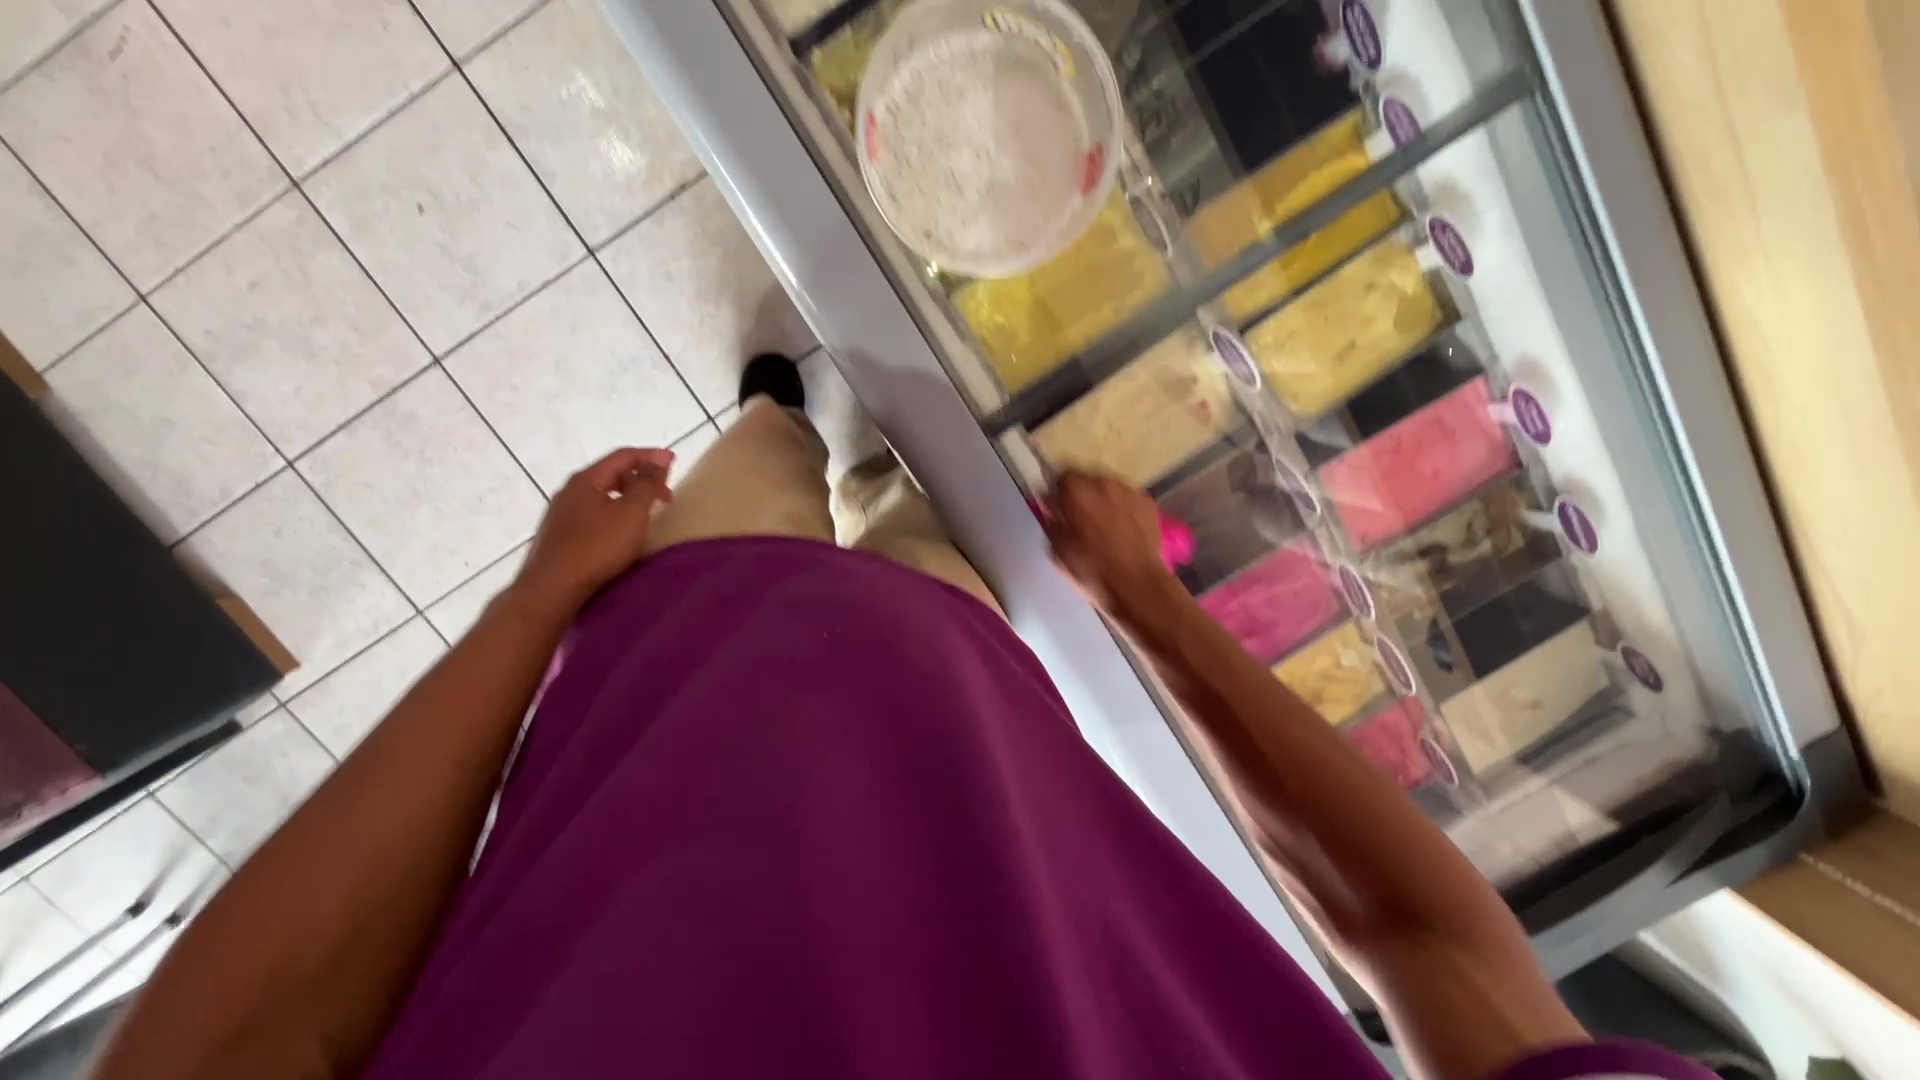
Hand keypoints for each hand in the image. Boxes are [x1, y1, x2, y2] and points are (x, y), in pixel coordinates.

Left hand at [511, 447, 674, 616]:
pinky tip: (619, 533)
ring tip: (645, 515)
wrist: (552, 588)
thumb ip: (648, 484)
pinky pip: (592, 514)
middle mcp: (570, 490)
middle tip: (664, 496)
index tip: (674, 462)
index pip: (623, 456)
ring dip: (626, 498)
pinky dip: (612, 514)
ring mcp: (561, 513)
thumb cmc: (597, 547)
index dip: (651, 456)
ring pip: (600, 496)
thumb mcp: (632, 513)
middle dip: (640, 480)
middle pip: (610, 474)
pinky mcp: (558, 535)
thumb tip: (660, 457)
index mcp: (587, 479)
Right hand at [1044, 470, 1177, 611]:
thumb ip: (1052, 521)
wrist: (1136, 584)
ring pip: (1110, 488)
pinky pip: (1129, 499)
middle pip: (1088, 479)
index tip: (1060, 510)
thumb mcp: (1058, 550)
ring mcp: (1129, 490)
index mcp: (1076, 491)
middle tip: (1082, 518)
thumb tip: (1051, 506)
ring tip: (1105, 525)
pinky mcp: (1148, 502)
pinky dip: (1124, 508)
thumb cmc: (1091, 570)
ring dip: (1104, 500)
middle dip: (1083, 495)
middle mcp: (1103, 482)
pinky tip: (1124, 529)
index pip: (1062, 477)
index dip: (1060, 494)